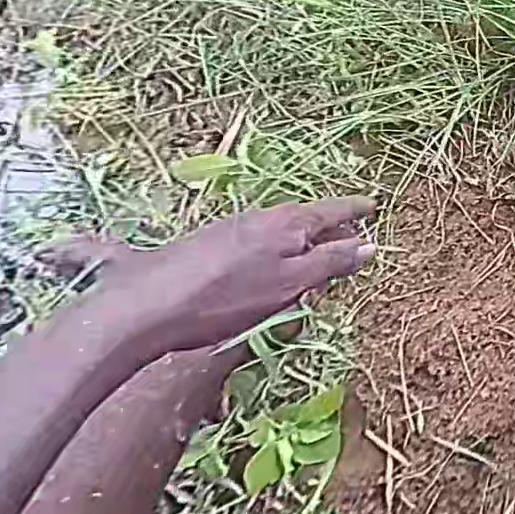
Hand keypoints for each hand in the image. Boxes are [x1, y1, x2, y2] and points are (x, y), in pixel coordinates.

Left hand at [43, 198, 375, 352]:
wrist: (140, 307)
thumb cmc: (227, 297)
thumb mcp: (291, 284)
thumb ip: (332, 263)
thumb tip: (370, 245)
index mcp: (289, 222)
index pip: (334, 209)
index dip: (356, 209)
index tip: (374, 206)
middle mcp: (263, 216)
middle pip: (308, 218)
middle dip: (332, 229)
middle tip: (350, 241)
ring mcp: (233, 227)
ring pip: (282, 230)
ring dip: (303, 242)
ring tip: (313, 261)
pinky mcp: (209, 244)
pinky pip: (259, 241)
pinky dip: (277, 251)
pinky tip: (268, 271)